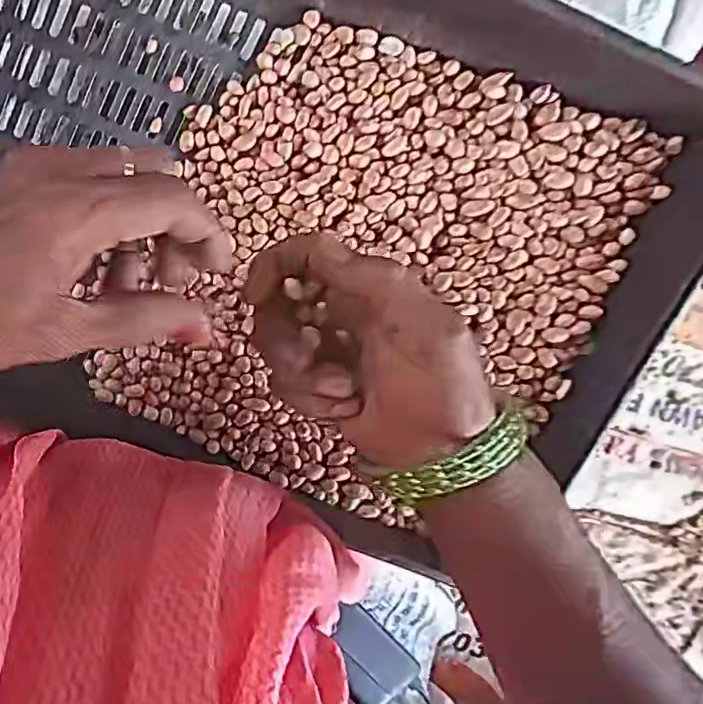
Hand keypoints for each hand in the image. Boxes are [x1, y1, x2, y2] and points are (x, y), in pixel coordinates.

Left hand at [0, 146, 235, 375]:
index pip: (176, 200)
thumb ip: (144, 320)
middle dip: (176, 227)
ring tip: (118, 281)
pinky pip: (88, 173)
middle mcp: (68, 170)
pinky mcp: (21, 168)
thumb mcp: (66, 331)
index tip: (214, 272)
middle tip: (164, 281)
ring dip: (140, 219)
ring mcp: (41, 163)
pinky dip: (108, 208)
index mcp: (83, 210)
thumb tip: (205, 326)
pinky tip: (86, 258)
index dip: (208, 234)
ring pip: (124, 172)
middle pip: (157, 176)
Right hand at [243, 233, 496, 469]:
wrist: (442, 452)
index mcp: (365, 287)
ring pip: (274, 346)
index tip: (256, 295)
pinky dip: (310, 399)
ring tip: (343, 392)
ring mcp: (323, 348)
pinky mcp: (313, 384)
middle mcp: (338, 312)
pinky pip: (283, 382)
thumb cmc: (446, 386)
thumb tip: (316, 251)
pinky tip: (345, 407)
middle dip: (284, 338)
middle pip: (275, 304)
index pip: (305, 254)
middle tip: (310, 361)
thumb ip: (375, 280)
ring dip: (302, 375)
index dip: (271, 267)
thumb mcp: (425, 323)